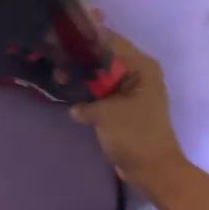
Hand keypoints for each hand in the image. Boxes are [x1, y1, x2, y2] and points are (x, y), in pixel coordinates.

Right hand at [70, 32, 193, 191]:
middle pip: (106, 58)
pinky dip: (90, 94)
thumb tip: (75, 107)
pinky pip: (105, 93)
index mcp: (141, 66)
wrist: (153, 170)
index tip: (61, 40)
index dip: (85, 40)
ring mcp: (134, 92)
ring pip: (104, 76)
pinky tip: (70, 94)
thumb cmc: (134, 135)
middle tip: (55, 61)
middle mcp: (140, 73)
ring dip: (84, 78)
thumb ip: (86, 101)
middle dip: (81, 60)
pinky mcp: (126, 108)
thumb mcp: (106, 112)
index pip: (110, 41)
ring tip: (59, 77)